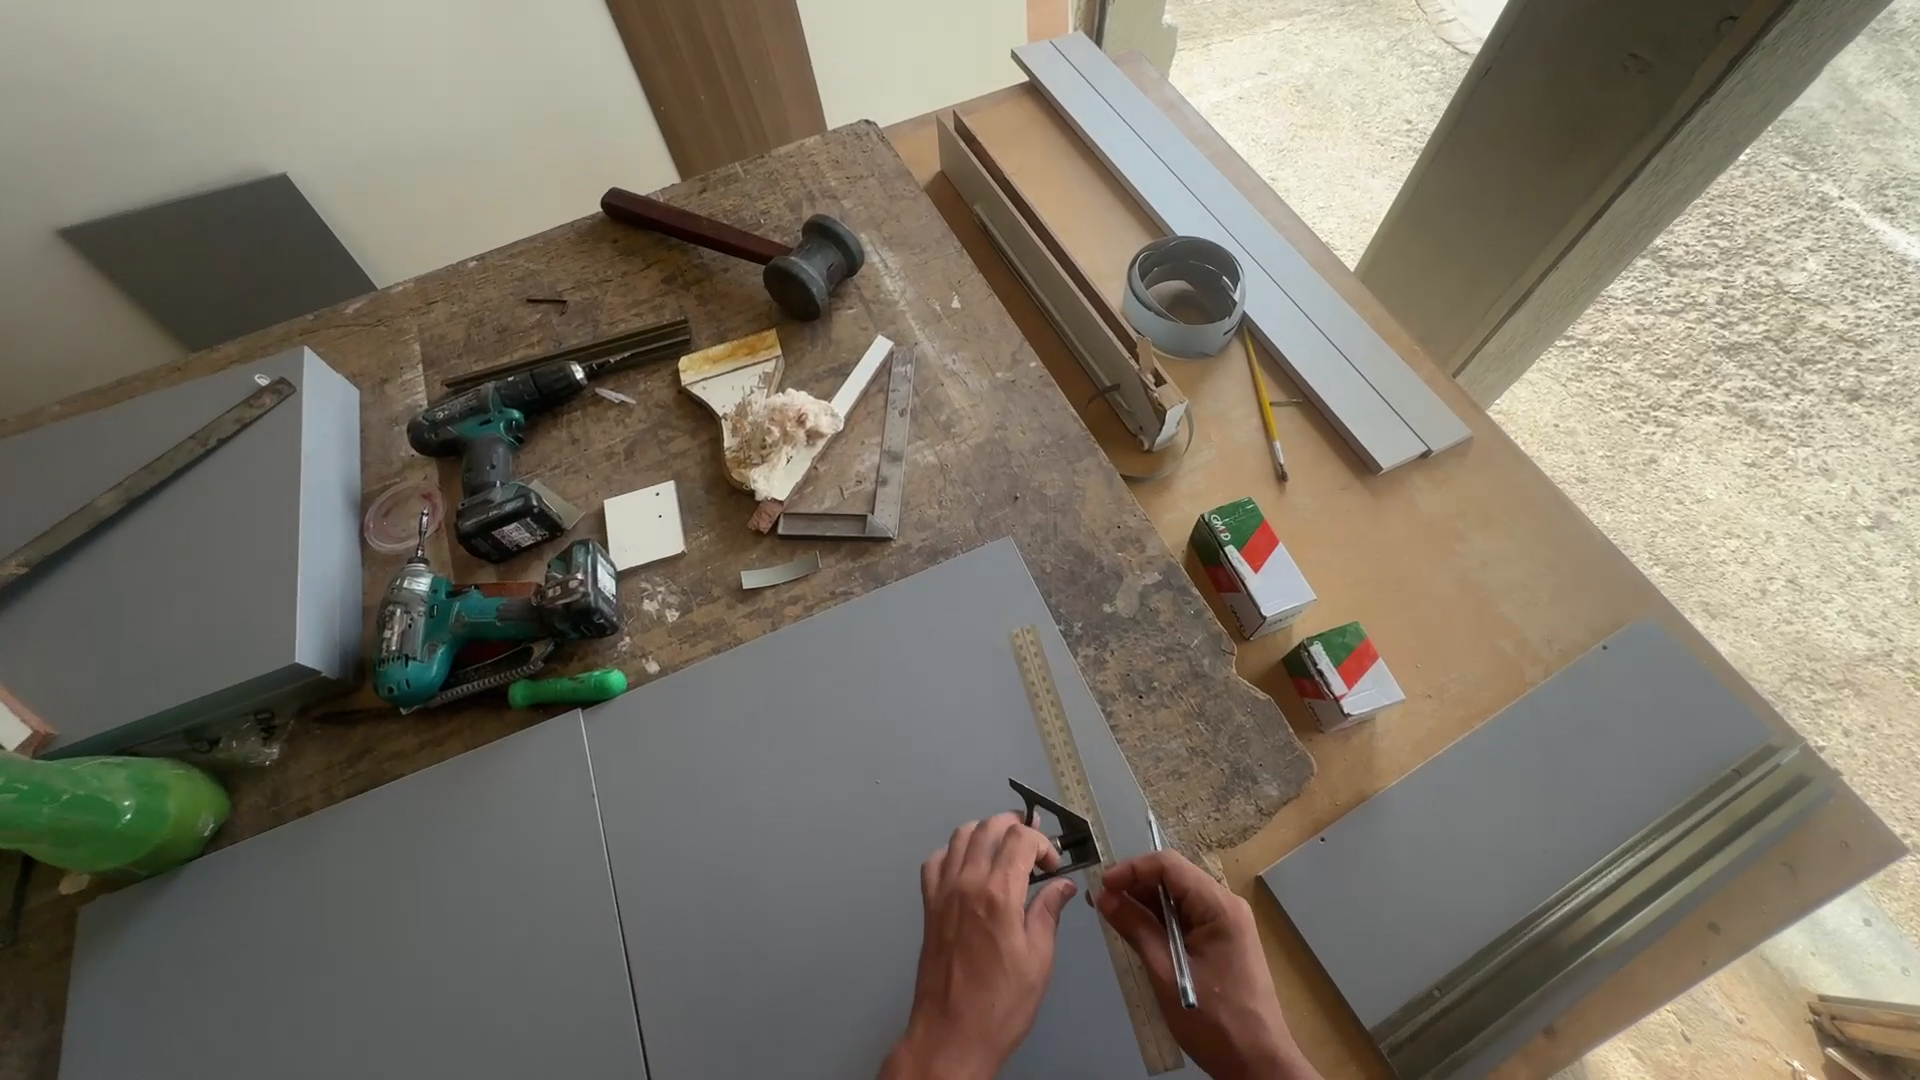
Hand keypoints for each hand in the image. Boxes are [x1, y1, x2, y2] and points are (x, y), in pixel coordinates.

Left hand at [881, 813, 1079, 1079]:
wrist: (951, 1035)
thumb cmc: (1000, 1004)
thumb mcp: (1038, 961)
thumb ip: (1048, 913)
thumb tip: (1062, 885)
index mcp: (998, 894)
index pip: (1020, 838)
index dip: (1042, 843)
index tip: (1053, 865)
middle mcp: (966, 882)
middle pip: (989, 827)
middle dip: (1015, 825)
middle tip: (1034, 845)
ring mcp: (943, 891)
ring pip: (960, 835)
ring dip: (986, 832)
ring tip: (1005, 849)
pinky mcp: (929, 905)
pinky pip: (936, 860)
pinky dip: (954, 852)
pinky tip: (969, 868)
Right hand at [1096, 851, 1319, 1079]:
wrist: (1259, 1066)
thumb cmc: (1215, 1021)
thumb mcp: (1166, 973)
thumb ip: (1136, 928)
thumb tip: (1105, 897)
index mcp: (1218, 906)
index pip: (1168, 865)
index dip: (1131, 869)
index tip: (1102, 886)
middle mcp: (1226, 905)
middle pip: (1173, 878)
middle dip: (1135, 886)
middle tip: (1102, 903)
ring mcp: (1228, 923)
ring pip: (1178, 897)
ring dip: (1145, 904)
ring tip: (1114, 916)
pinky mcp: (1224, 940)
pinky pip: (1187, 917)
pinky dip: (1161, 920)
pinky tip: (1139, 932)